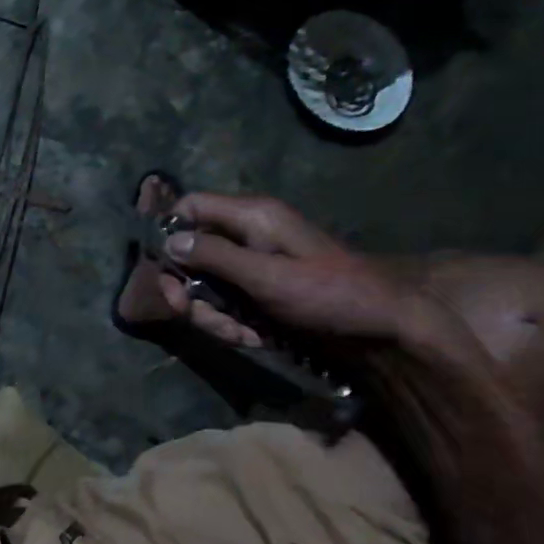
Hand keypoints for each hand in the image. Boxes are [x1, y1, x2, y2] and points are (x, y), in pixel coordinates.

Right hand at [156, 192, 426, 344]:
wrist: (383, 326)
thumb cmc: (330, 294)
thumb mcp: (268, 276)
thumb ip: (215, 256)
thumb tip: (168, 241)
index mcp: (251, 217)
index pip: (189, 206)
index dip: (168, 231)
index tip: (160, 267)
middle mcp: (245, 234)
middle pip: (189, 253)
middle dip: (189, 290)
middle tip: (190, 314)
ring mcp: (250, 263)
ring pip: (203, 285)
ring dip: (212, 314)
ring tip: (239, 335)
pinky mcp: (255, 288)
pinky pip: (224, 302)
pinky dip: (230, 323)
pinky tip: (252, 337)